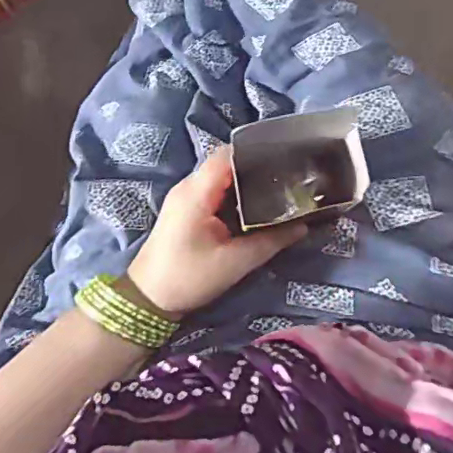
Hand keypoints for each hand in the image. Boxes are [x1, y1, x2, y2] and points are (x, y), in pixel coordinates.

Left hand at [126, 146, 306, 314]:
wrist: (149, 299)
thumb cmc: (188, 278)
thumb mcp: (235, 262)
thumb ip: (271, 241)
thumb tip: (303, 226)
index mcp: (196, 192)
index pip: (227, 155)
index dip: (256, 153)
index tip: (284, 161)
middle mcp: (188, 187)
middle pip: (226, 163)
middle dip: (256, 168)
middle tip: (288, 179)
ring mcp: (184, 197)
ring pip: (221, 178)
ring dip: (245, 183)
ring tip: (278, 191)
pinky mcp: (186, 210)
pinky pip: (213, 192)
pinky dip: (234, 196)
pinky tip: (255, 207)